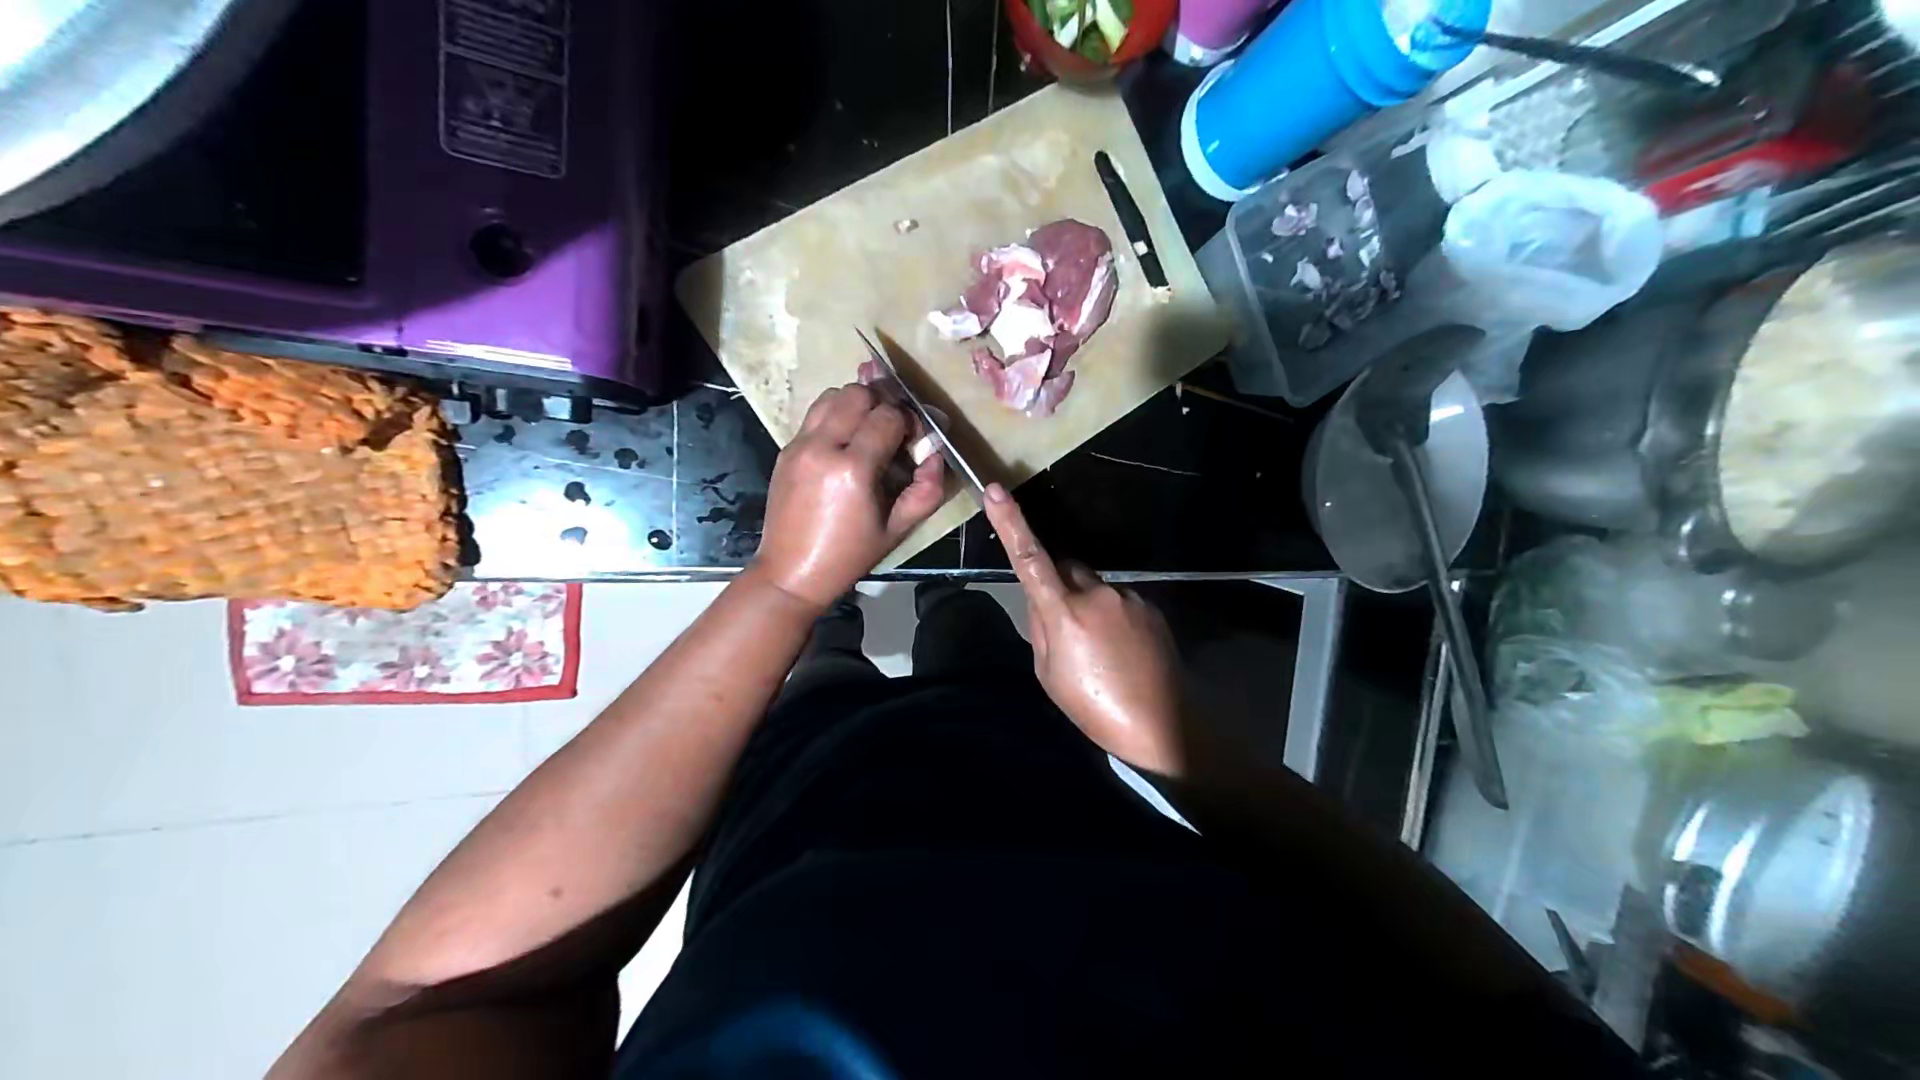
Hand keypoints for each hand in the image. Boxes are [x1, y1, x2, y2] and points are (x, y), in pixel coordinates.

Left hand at [754, 383, 946, 609]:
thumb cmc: (849, 555)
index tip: (915, 441)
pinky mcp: (786, 448)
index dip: (909, 421)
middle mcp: (822, 447)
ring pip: (833, 394)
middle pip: (858, 393)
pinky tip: (846, 441)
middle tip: (893, 430)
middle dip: (883, 403)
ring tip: (868, 430)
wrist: (792, 572)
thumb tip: (936, 453)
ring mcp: (799, 444)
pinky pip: (815, 413)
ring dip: (857, 404)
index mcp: (852, 469)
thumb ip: (927, 489)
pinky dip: (836, 415)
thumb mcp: (898, 529)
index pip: (888, 415)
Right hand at [982, 484, 1187, 777]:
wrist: (1157, 724)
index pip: (1029, 558)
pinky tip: (1121, 650)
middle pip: (1067, 570)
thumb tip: (1040, 599)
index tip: (996, 492)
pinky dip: (1113, 616)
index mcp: (1064, 613)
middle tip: (1064, 628)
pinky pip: (1120, 600)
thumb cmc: (1090, 704)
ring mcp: (1128, 597)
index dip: (1010, 523)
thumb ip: (1041, 626)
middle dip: (1059, 587)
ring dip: (1089, 605)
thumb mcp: (1047, 672)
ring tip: (1100, 649)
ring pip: (1095, 588)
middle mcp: (1097, 594)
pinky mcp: (1150, 606)